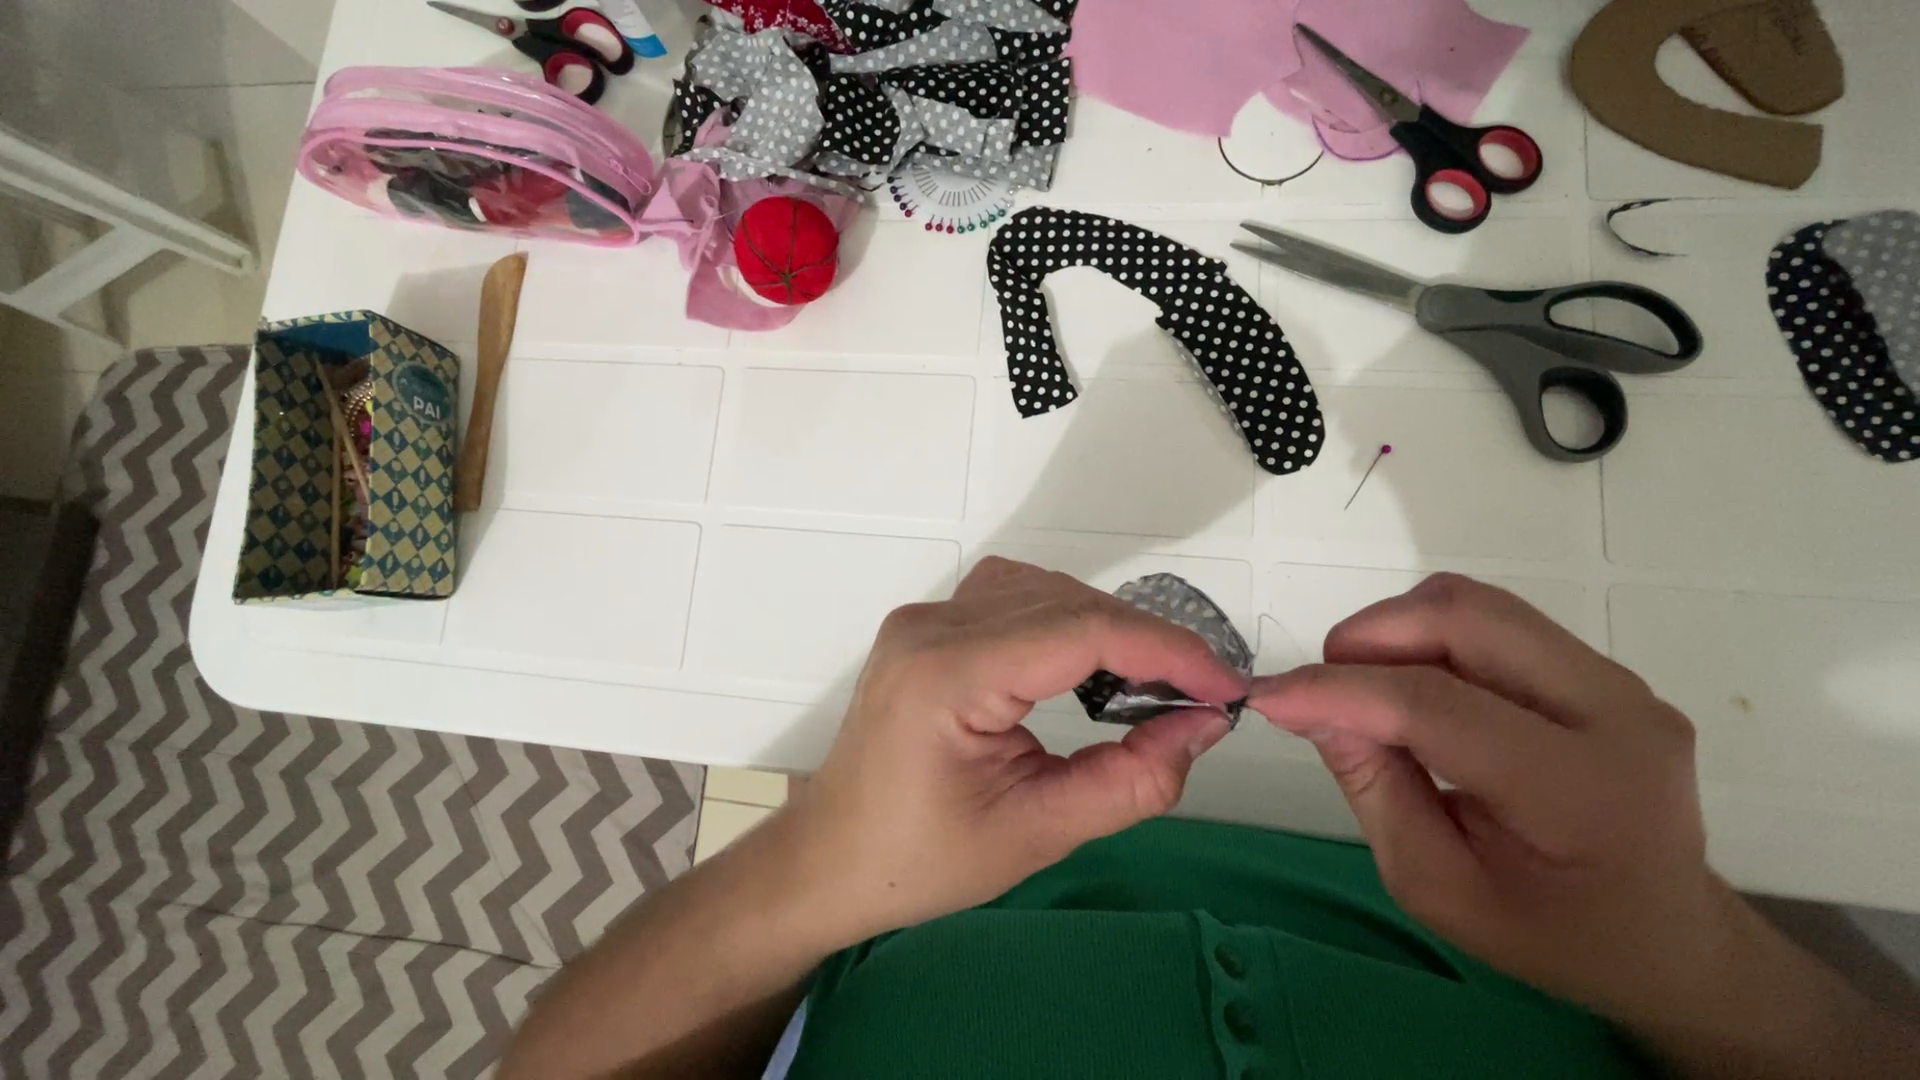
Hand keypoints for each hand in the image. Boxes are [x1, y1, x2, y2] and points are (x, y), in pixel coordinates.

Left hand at [784, 556, 1246, 941]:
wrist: (832, 856)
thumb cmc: (922, 860)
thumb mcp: (1037, 832)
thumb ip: (1130, 780)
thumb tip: (1203, 725)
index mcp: (947, 674)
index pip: (1078, 632)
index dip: (1165, 650)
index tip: (1225, 687)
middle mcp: (931, 626)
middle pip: (1064, 602)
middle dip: (1144, 640)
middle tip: (1197, 695)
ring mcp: (923, 619)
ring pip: (1041, 589)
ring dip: (1105, 626)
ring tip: (1149, 681)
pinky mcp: (926, 627)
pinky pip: (1011, 598)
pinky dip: (1063, 621)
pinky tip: (1085, 663)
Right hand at [1245, 574, 1734, 1026]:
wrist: (1666, 940)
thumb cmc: (1545, 931)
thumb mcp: (1434, 885)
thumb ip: (1371, 785)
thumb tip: (1307, 704)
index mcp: (1579, 793)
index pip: (1437, 706)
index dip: (1338, 690)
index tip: (1267, 695)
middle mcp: (1615, 714)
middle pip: (1464, 618)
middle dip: (1367, 636)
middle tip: (1322, 687)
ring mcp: (1617, 682)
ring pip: (1474, 604)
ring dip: (1395, 629)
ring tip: (1365, 688)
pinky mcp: (1600, 669)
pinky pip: (1491, 620)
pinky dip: (1426, 636)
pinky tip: (1414, 687)